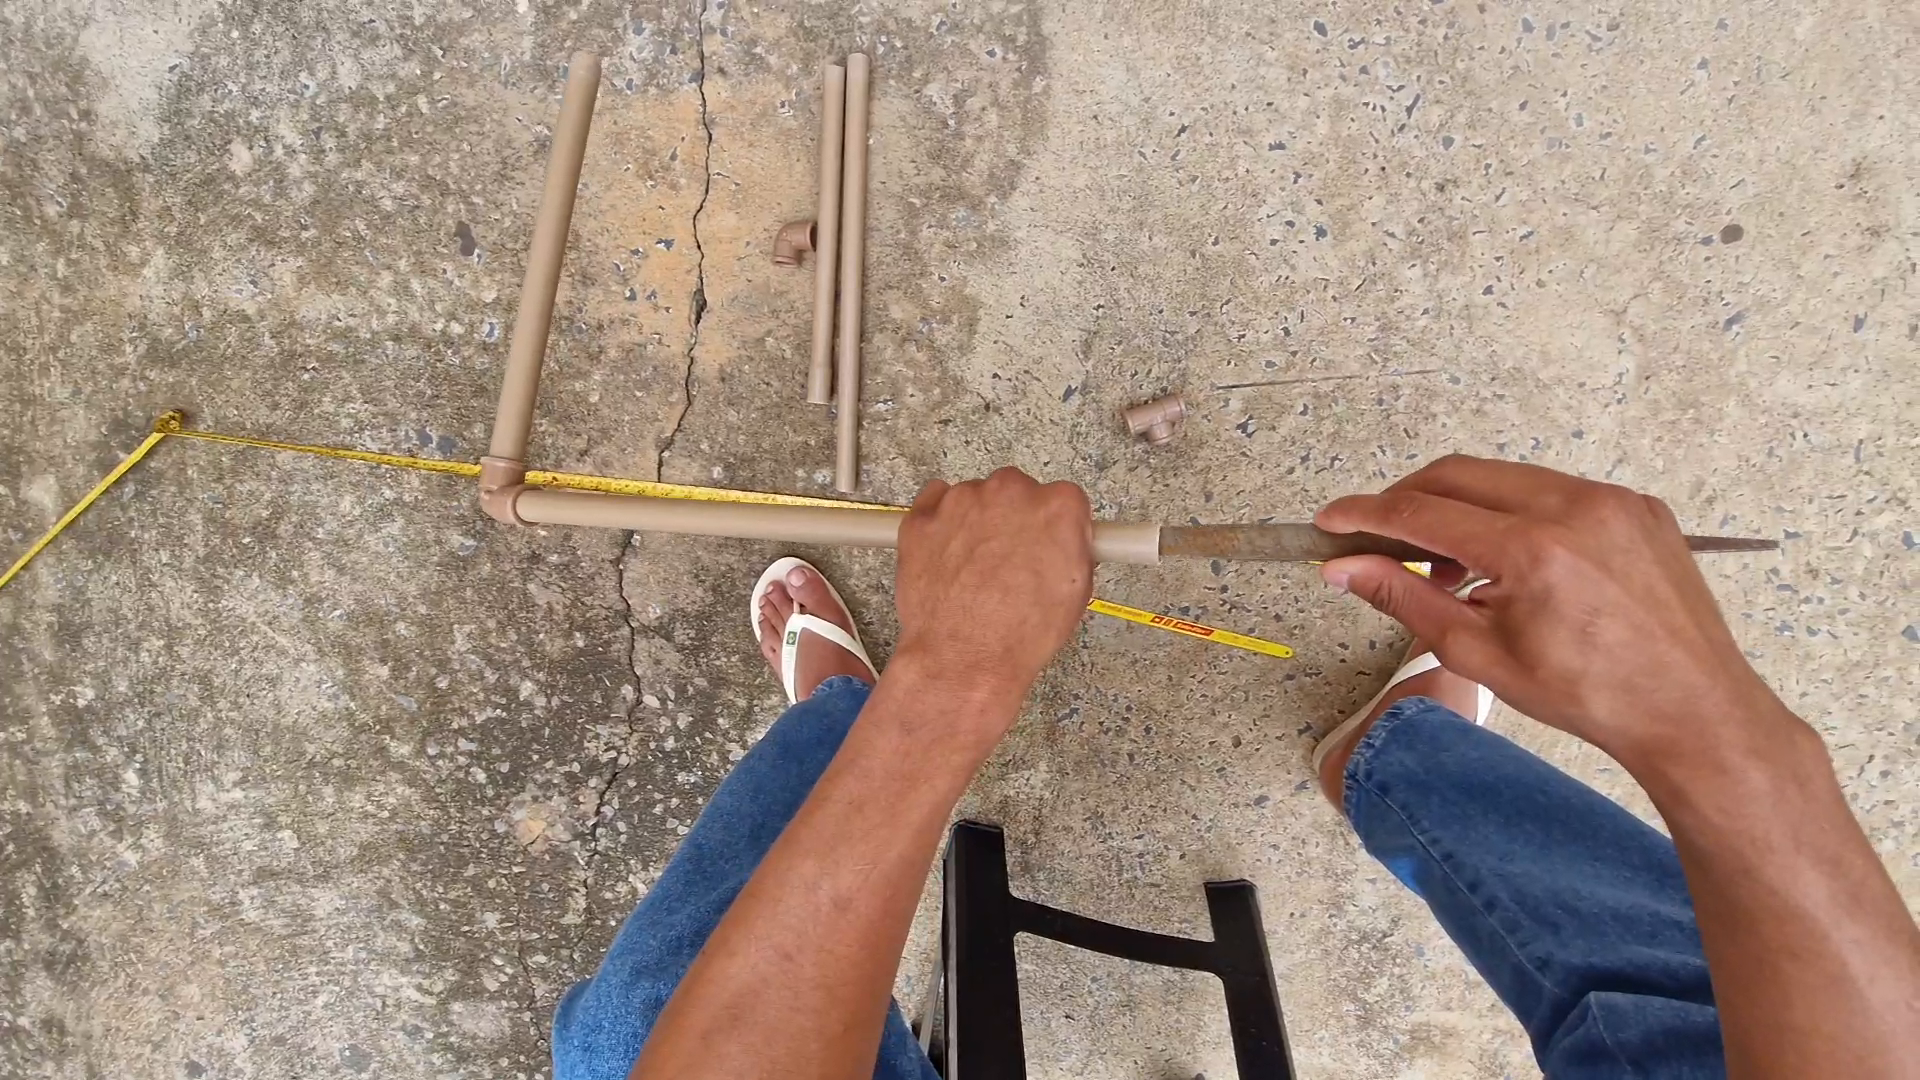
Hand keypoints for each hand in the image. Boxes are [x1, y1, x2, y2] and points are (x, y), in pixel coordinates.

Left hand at [892, 468, 1093, 717]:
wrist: (966, 657)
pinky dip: (940, 521)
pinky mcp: (924, 517)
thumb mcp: (1076, 590)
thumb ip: (1072, 546)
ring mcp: (962, 502)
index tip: (1045, 543)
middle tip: (1008, 562)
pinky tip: (948, 554)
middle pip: (1015, 492)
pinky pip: (934, 501)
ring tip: (974, 569)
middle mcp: (1010, 492)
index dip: (1051, 527)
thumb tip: (1066, 537)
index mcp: (1057, 507)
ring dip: (976, 522)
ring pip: (973, 498)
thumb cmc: (1019, 633)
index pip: (1061, 499)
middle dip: (1012, 521)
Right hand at [1315, 455, 1788, 764]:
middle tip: (1375, 539)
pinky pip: (1544, 488)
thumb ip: (1400, 596)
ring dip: (1451, 506)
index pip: (1420, 512)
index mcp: (1533, 549)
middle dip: (1402, 500)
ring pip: (1498, 476)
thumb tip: (1341, 568)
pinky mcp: (1633, 505)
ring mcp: (1611, 500)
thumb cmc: (1582, 693)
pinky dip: (1501, 511)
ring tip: (1440, 562)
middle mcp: (1575, 507)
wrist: (1695, 712)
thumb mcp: (1473, 649)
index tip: (1328, 520)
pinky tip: (1496, 558)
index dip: (1363, 513)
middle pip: (1454, 474)